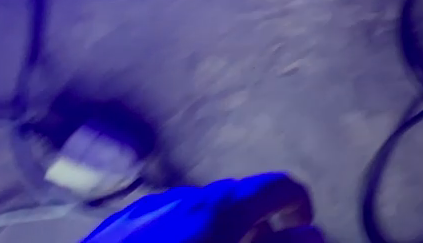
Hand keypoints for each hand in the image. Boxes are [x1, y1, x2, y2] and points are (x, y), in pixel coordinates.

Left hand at [82, 174, 320, 242]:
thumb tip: (314, 234)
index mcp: (221, 209)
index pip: (278, 186)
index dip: (298, 204)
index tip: (305, 229)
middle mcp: (185, 198)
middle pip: (237, 197)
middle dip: (255, 222)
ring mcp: (142, 213)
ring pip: (196, 211)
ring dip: (216, 230)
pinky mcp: (108, 232)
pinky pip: (158, 223)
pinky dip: (178, 236)